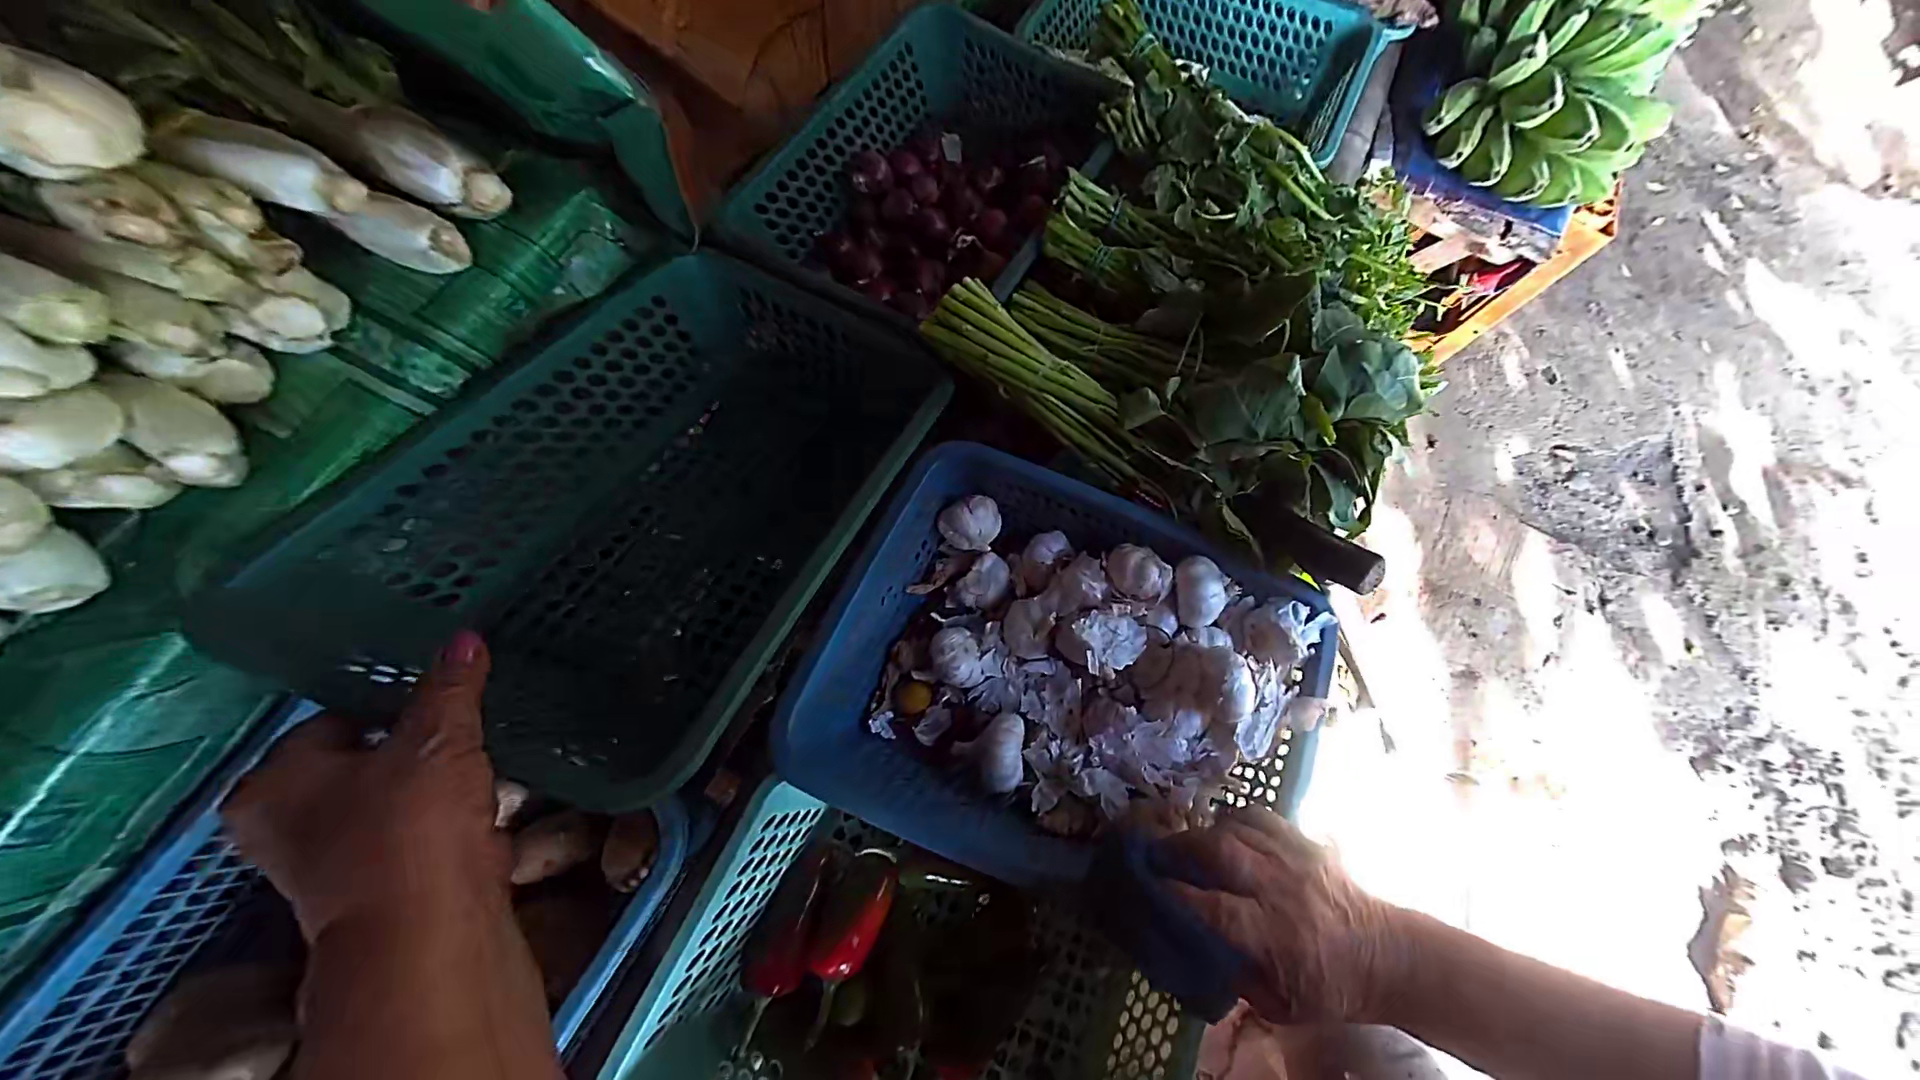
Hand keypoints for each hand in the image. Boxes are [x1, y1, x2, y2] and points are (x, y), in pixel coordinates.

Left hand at [222, 631, 508, 939]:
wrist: (431, 918)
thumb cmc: (410, 821)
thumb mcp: (437, 738)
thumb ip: (450, 686)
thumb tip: (466, 637)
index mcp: (276, 782)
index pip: (334, 717)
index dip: (391, 698)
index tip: (441, 688)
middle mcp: (287, 819)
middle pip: (363, 753)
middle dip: (416, 736)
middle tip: (464, 712)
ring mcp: (333, 853)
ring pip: (392, 787)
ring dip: (434, 770)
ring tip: (479, 745)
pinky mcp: (383, 872)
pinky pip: (415, 817)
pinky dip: (445, 801)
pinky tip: (483, 785)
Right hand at [1152, 806, 1406, 1025]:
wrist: (1389, 957)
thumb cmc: (1331, 987)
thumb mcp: (1282, 1005)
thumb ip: (1236, 976)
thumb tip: (1195, 946)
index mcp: (1273, 935)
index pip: (1213, 905)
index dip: (1177, 892)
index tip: (1152, 884)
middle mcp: (1279, 890)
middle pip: (1219, 852)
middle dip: (1181, 847)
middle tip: (1158, 850)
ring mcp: (1293, 859)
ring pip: (1235, 829)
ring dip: (1203, 831)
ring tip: (1188, 839)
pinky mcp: (1305, 842)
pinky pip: (1259, 817)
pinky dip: (1234, 818)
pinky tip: (1224, 828)